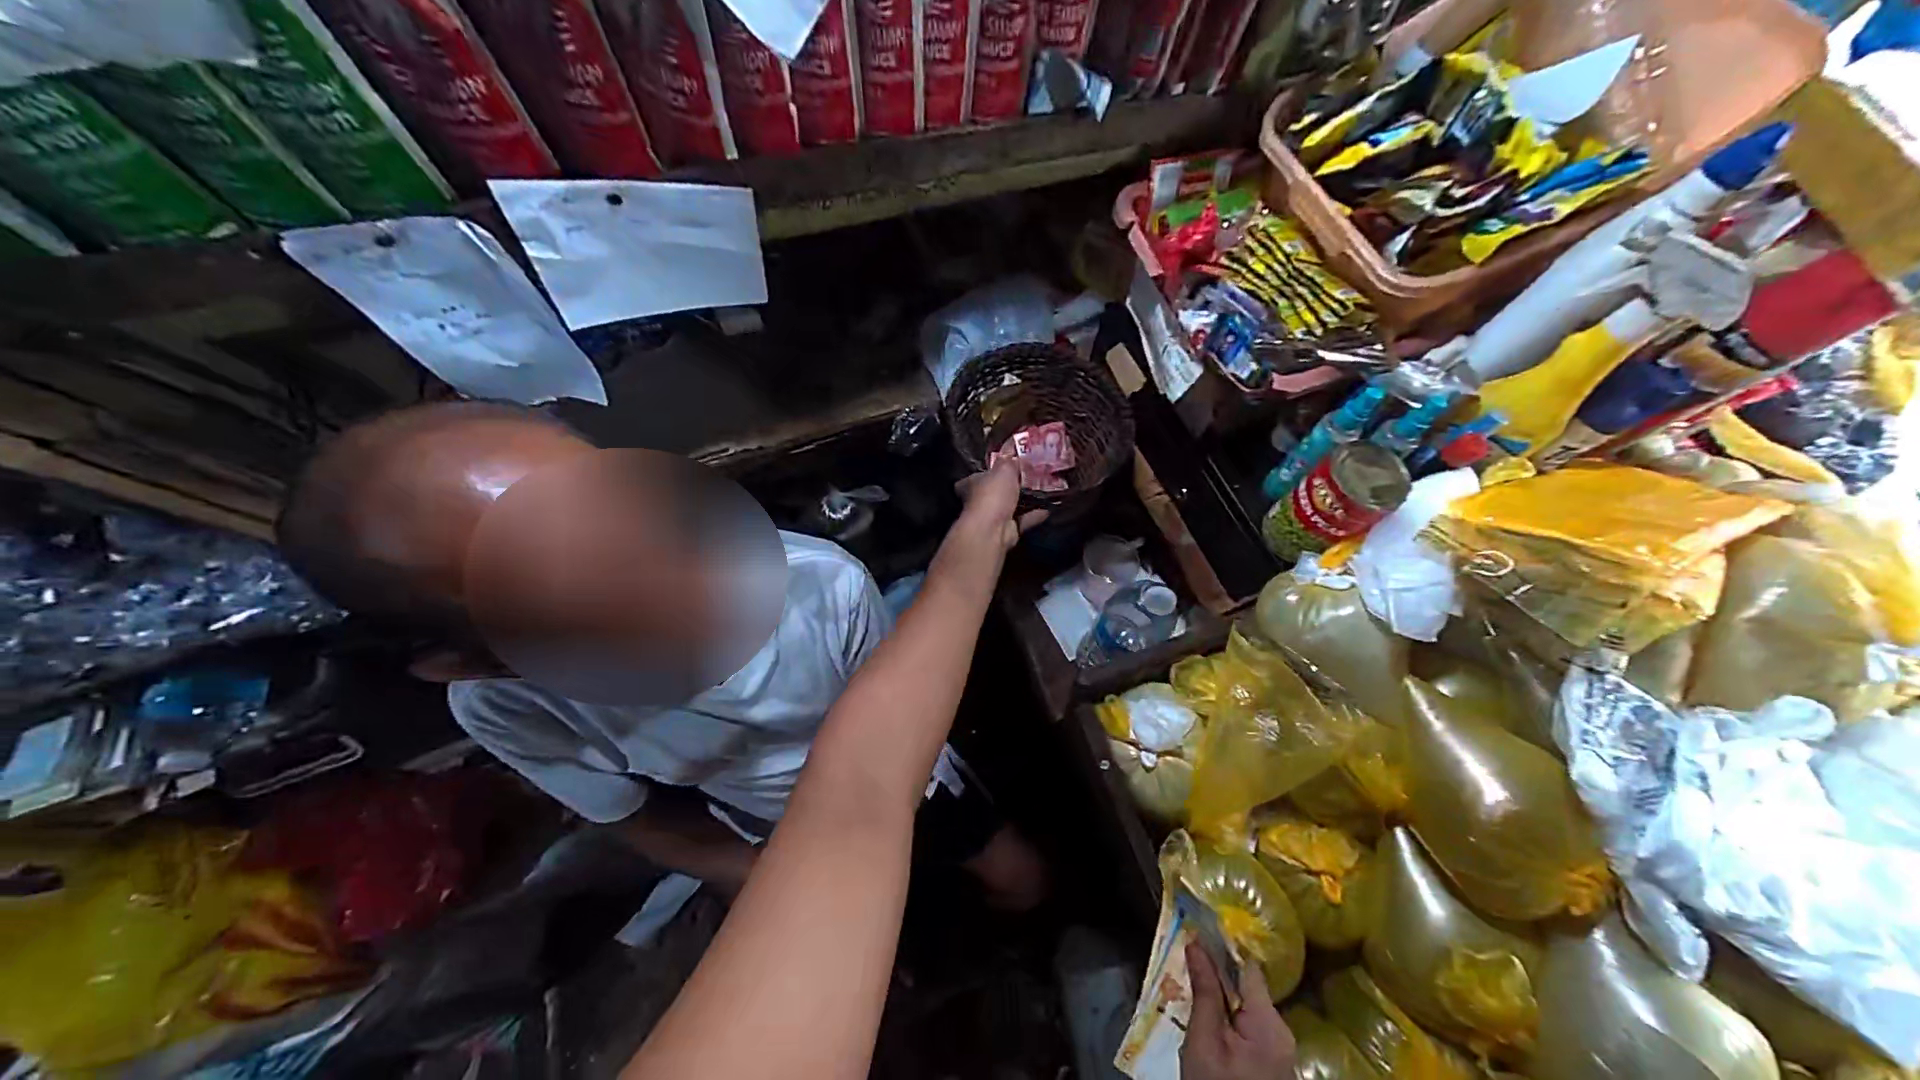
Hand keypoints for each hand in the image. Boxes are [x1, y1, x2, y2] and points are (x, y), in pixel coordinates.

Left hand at [954, 458, 1047, 550]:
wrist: (993, 529)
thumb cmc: (993, 494)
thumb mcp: (1003, 468)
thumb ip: (1009, 459)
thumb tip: (1013, 450)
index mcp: (972, 483)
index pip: (980, 473)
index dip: (993, 468)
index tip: (1009, 463)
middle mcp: (980, 501)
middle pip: (997, 490)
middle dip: (1012, 484)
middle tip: (1033, 474)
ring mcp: (993, 518)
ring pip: (1012, 505)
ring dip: (1026, 500)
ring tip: (1044, 489)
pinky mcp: (1007, 531)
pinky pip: (1023, 520)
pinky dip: (1035, 515)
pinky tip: (1049, 507)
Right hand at [1180, 942, 1295, 1079]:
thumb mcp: (1203, 1041)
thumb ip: (1204, 992)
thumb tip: (1196, 945)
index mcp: (1269, 1024)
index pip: (1248, 968)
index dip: (1223, 947)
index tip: (1197, 928)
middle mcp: (1282, 1031)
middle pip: (1248, 986)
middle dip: (1218, 971)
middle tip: (1188, 954)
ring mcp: (1280, 1049)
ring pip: (1247, 1004)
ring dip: (1221, 993)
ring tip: (1192, 978)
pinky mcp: (1272, 1062)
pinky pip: (1250, 1024)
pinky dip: (1229, 1013)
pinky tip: (1207, 1011)